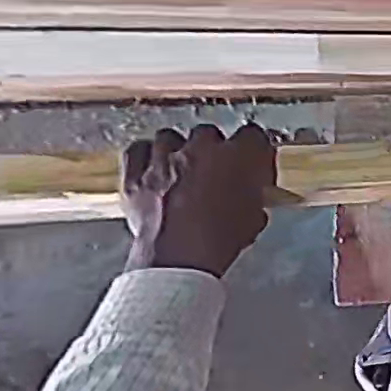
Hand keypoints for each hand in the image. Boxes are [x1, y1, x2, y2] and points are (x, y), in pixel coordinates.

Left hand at [121, 123, 274, 276]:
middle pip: (209, 133)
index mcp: (239, 157)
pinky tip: (153, 166)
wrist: (181, 257)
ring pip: (171, 137)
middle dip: (214, 148)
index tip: (253, 160)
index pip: (253, 135)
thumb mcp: (255, 217)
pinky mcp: (135, 172)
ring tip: (183, 167)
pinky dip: (146, 155)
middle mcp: (202, 148)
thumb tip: (252, 194)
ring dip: (178, 149)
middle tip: (216, 169)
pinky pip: (138, 149)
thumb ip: (255, 195)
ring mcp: (164, 157)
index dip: (254, 149)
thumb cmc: (221, 238)